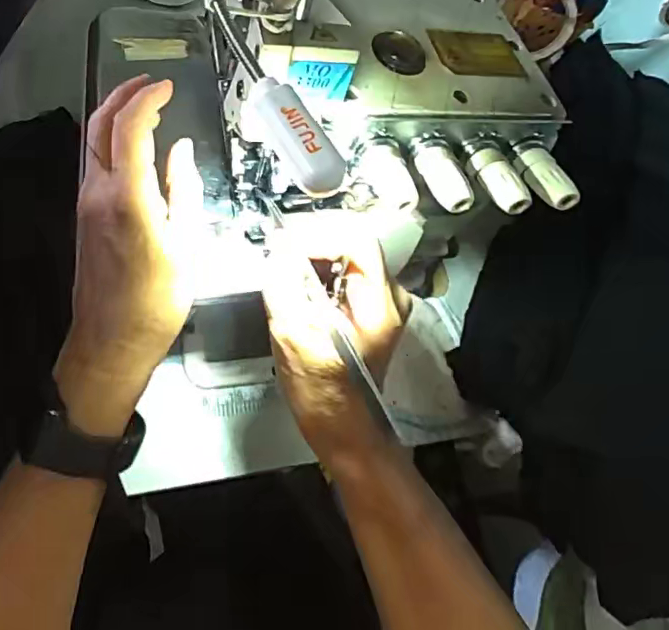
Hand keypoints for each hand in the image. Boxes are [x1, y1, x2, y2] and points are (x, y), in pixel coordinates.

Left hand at [55, 75, 202, 437]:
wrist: (110, 341)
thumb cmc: (158, 299)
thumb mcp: (188, 244)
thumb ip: (185, 190)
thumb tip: (181, 150)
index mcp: (128, 197)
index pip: (130, 129)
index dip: (148, 99)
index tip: (169, 87)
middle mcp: (98, 191)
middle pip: (99, 125)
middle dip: (123, 94)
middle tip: (151, 83)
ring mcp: (86, 201)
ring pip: (91, 140)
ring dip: (114, 113)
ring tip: (143, 102)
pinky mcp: (84, 213)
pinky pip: (94, 160)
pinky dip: (111, 137)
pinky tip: (133, 141)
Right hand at [261, 231, 409, 467]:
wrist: (343, 432)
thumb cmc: (323, 396)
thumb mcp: (295, 340)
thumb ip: (285, 289)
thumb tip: (278, 250)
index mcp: (379, 304)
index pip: (357, 242)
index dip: (318, 235)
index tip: (286, 245)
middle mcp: (389, 296)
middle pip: (354, 242)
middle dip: (313, 238)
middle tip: (279, 246)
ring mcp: (381, 302)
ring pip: (348, 255)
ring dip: (314, 251)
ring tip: (283, 259)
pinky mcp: (367, 309)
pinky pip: (344, 272)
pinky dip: (319, 267)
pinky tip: (296, 277)